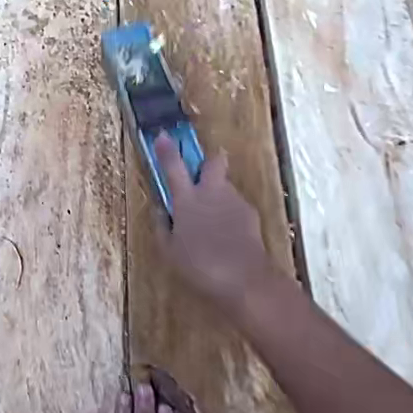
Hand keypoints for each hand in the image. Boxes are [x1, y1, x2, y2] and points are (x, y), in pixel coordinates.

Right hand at [152, 134, 275, 314]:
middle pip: (213, 161)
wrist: (244, 276)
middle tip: (199, 179)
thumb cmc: (199, 266)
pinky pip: (235, 205)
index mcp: (187, 200)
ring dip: (217, 195)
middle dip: (207, 162)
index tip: (163, 135)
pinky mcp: (250, 211)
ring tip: (212, 224)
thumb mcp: (170, 251)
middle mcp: (212, 192)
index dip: (167, 149)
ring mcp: (234, 199)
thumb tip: (162, 211)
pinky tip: (227, 236)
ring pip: (225, 185)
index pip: (174, 166)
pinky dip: (229, 213)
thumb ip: (163, 227)